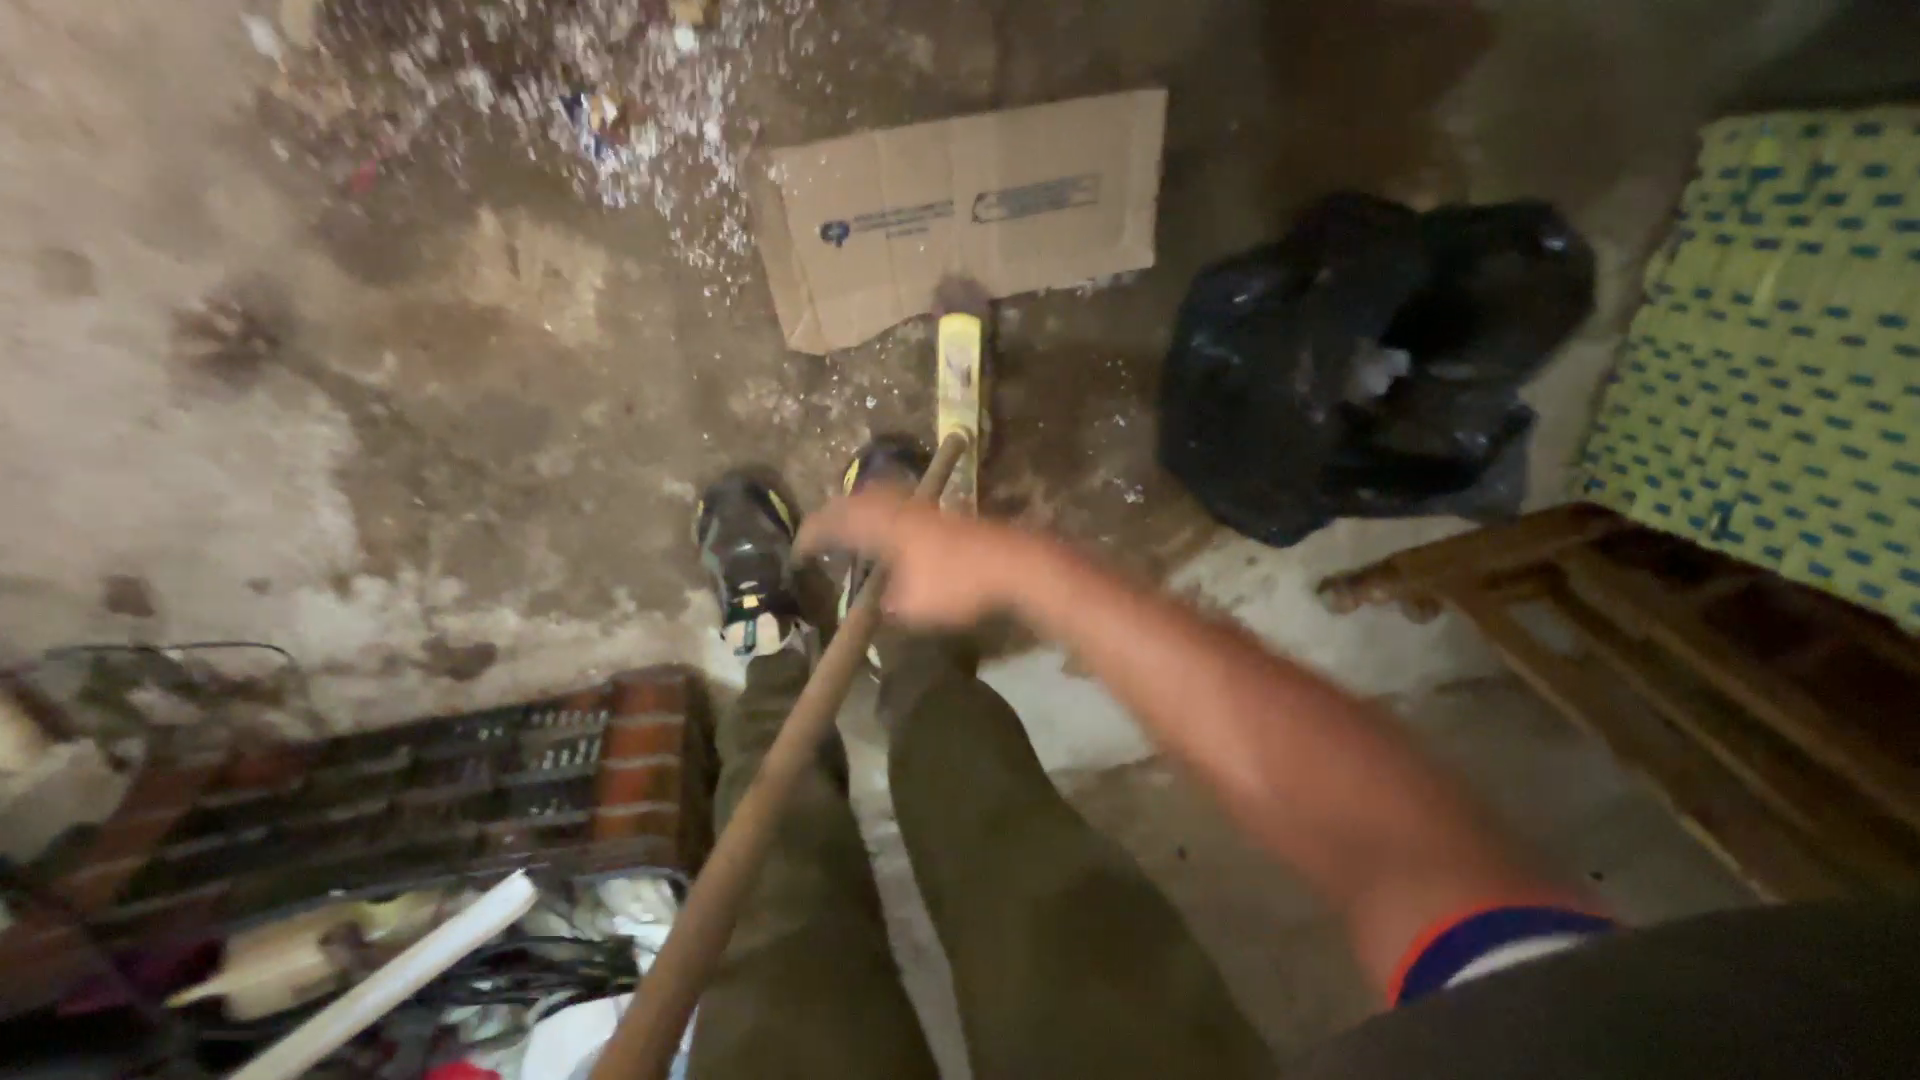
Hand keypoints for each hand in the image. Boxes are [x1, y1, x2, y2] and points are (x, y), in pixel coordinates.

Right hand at [797, 490, 1058, 627]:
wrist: (1015, 563)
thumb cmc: (960, 584)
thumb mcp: (914, 607)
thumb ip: (889, 603)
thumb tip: (881, 603)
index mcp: (886, 527)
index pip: (839, 523)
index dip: (814, 534)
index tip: (799, 549)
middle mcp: (903, 509)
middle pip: (859, 500)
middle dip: (835, 513)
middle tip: (821, 530)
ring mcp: (928, 509)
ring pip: (884, 498)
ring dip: (862, 510)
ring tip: (851, 526)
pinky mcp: (947, 516)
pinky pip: (903, 506)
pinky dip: (886, 514)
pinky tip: (893, 533)